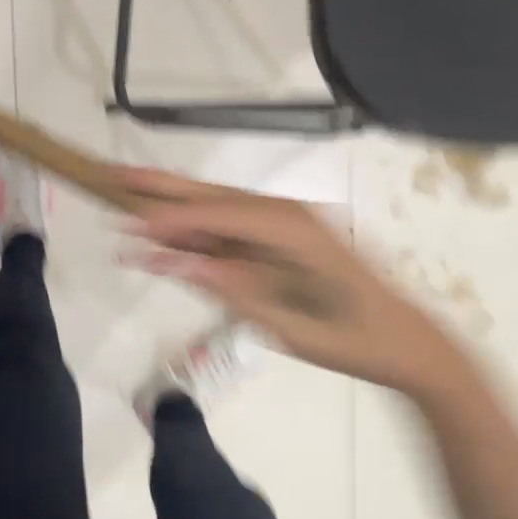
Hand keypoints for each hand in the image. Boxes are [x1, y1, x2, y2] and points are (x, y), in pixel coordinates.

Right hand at [119, 166, 471, 398]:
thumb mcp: (283, 324)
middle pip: (210, 194)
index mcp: (291, 229)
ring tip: (124, 189)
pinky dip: (192, 221)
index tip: (125, 222)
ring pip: (215, 202)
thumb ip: (224, 286)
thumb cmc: (350, 340)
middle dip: (159, 185)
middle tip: (110, 174)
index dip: (168, 217)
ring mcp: (284, 220)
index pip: (216, 214)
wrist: (408, 344)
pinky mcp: (280, 233)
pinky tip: (163, 222)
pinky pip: (227, 220)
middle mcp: (284, 212)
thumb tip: (166, 259)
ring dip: (170, 199)